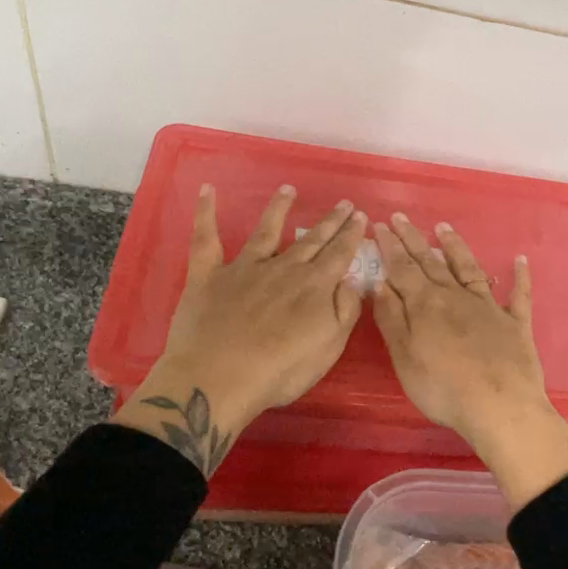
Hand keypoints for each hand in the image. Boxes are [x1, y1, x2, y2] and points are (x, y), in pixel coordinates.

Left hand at [114, 184, 367, 474]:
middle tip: (344, 203)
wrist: (218, 379)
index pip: (339, 254)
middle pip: (311, 240)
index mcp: (314, 287)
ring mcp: (244, 268)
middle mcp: (283, 268)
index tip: (361, 216)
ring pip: (265, 231)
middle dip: (330, 221)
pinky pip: (206, 238)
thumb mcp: (329, 348)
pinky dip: (206, 213)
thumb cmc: (279, 371)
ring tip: (288, 189)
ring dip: (278, 208)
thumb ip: (345, 310)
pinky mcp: (208, 275)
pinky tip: (207, 190)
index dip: (351, 235)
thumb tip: (352, 279)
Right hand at [370, 214, 567, 509]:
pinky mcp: (515, 322)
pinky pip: (518, 293)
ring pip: (468, 268)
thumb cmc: (443, 388)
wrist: (499, 405)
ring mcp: (488, 306)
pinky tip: (520, 260)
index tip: (380, 226)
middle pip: (431, 262)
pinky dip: (519, 276)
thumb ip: (391, 318)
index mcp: (425, 304)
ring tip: (444, 228)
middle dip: (414, 239)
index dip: (390, 247)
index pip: (402, 268)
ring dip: (456, 247)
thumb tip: (380, 284)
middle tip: (401, 218)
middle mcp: (455, 296)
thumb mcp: (404, 357)